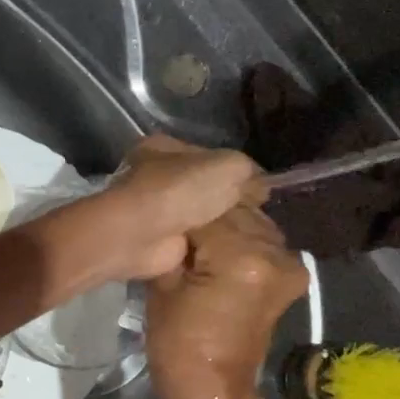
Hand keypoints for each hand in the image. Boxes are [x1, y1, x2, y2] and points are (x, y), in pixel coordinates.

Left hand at [101, 137, 263, 279]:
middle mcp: (152, 179)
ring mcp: (152, 212)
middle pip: (202, 189)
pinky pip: (194, 242)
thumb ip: (247, 171)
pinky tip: (234, 248)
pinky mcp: (156, 242)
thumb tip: (255, 188)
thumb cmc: (178, 189)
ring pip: (200, 217)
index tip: (258, 184)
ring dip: (222, 226)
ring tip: (254, 231)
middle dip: (229, 201)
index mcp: (160, 150)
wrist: (139, 234)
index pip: (204, 154)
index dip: (232, 168)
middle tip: (260, 211)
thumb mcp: (229, 165)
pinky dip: (211, 247)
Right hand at [146, 206, 306, 397]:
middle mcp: (276, 253)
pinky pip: (261, 241)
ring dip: (221, 225)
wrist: (211, 381)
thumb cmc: (176, 338)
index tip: (155, 215)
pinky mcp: (290, 274)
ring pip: (251, 223)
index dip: (177, 212)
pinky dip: (237, 239)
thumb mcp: (162, 286)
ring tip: (189, 237)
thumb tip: (171, 220)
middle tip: (170, 223)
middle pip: (235, 213)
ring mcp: (290, 264)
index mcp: (242, 256)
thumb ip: (172, 246)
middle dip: (203, 215)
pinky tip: (211, 249)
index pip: (205, 212)